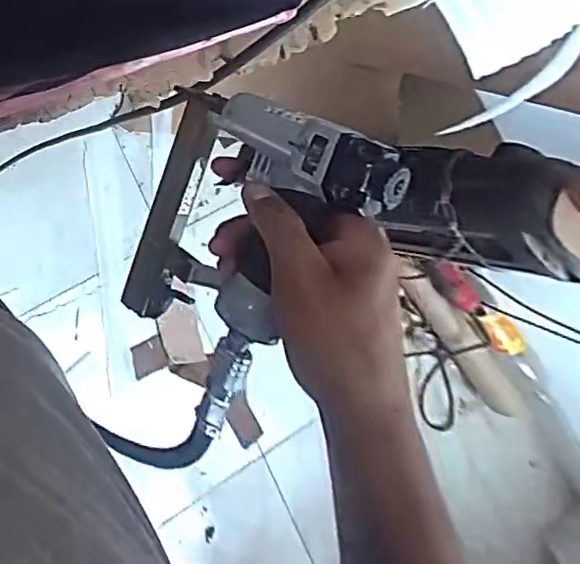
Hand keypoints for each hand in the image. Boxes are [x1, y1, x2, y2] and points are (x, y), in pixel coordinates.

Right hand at [208, 158, 405, 410]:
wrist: (359, 412)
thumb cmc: (337, 344)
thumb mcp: (297, 274)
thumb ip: (276, 223)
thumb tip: (256, 187)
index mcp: (359, 233)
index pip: (308, 183)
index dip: (266, 172)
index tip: (231, 168)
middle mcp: (356, 247)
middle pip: (292, 215)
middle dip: (250, 227)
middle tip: (220, 242)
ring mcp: (346, 273)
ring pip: (288, 244)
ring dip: (252, 252)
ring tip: (227, 271)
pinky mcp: (334, 296)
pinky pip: (294, 269)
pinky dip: (266, 273)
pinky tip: (245, 286)